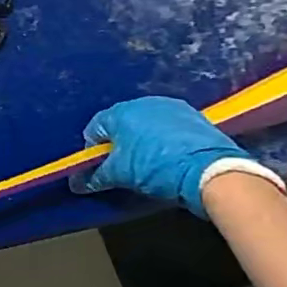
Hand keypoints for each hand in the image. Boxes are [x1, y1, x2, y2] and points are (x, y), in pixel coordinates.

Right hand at [74, 96, 250, 215]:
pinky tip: (171, 159)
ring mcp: (170, 107)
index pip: (95, 127)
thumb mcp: (121, 175)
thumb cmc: (156, 167)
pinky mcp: (193, 116)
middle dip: (119, 144)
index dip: (93, 150)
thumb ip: (96, 176)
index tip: (100, 168)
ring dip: (143, 141)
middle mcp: (143, 102)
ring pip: (147, 124)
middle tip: (124, 168)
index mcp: (121, 112)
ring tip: (150, 165)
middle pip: (122, 124)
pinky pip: (169, 127)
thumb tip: (76, 183)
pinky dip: (165, 140)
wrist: (209, 169)